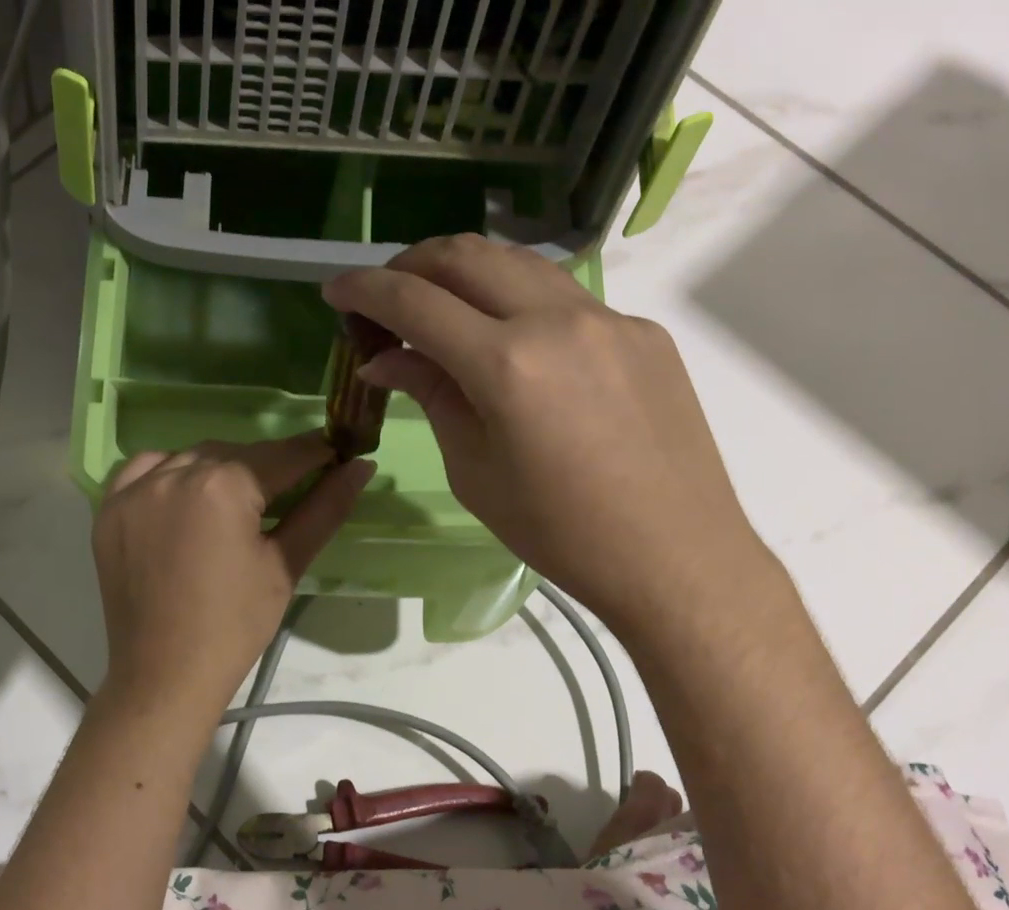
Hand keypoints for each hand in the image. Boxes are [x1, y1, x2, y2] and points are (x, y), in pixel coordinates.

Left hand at [92, 434, 373, 711]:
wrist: (164, 675)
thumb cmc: (234, 626)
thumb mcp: (285, 566)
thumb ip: (323, 509)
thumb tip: (360, 467)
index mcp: (222, 485)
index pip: (280, 455)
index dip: (314, 452)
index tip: (335, 453)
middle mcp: (173, 473)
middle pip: (233, 453)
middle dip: (265, 465)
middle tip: (288, 489)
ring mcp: (134, 490)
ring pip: (188, 459)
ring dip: (217, 468)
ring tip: (235, 500)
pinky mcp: (109, 510)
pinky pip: (142, 471)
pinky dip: (167, 473)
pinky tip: (183, 495)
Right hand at [323, 234, 776, 632]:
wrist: (673, 554)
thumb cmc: (557, 531)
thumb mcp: (473, 469)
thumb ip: (431, 395)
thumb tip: (385, 358)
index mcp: (506, 365)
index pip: (416, 302)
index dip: (365, 289)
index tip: (335, 290)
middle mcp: (558, 321)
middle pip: (467, 256)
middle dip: (411, 263)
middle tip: (384, 293)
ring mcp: (608, 319)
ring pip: (519, 262)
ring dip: (465, 270)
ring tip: (437, 302)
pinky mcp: (641, 331)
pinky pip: (564, 296)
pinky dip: (516, 300)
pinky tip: (508, 340)